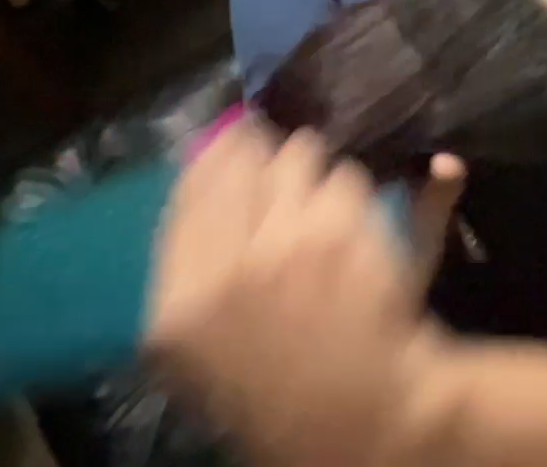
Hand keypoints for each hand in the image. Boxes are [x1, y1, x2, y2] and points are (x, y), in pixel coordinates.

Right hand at [145, 122, 456, 463]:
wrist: (363, 411)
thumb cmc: (277, 390)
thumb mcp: (200, 352)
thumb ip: (190, 267)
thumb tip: (197, 179)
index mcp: (183, 303)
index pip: (189, 192)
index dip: (215, 154)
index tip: (231, 135)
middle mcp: (233, 264)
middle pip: (243, 160)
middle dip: (263, 153)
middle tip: (277, 158)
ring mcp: (292, 241)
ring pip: (298, 157)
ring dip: (307, 169)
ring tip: (315, 199)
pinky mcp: (348, 230)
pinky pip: (344, 176)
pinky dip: (346, 190)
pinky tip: (348, 219)